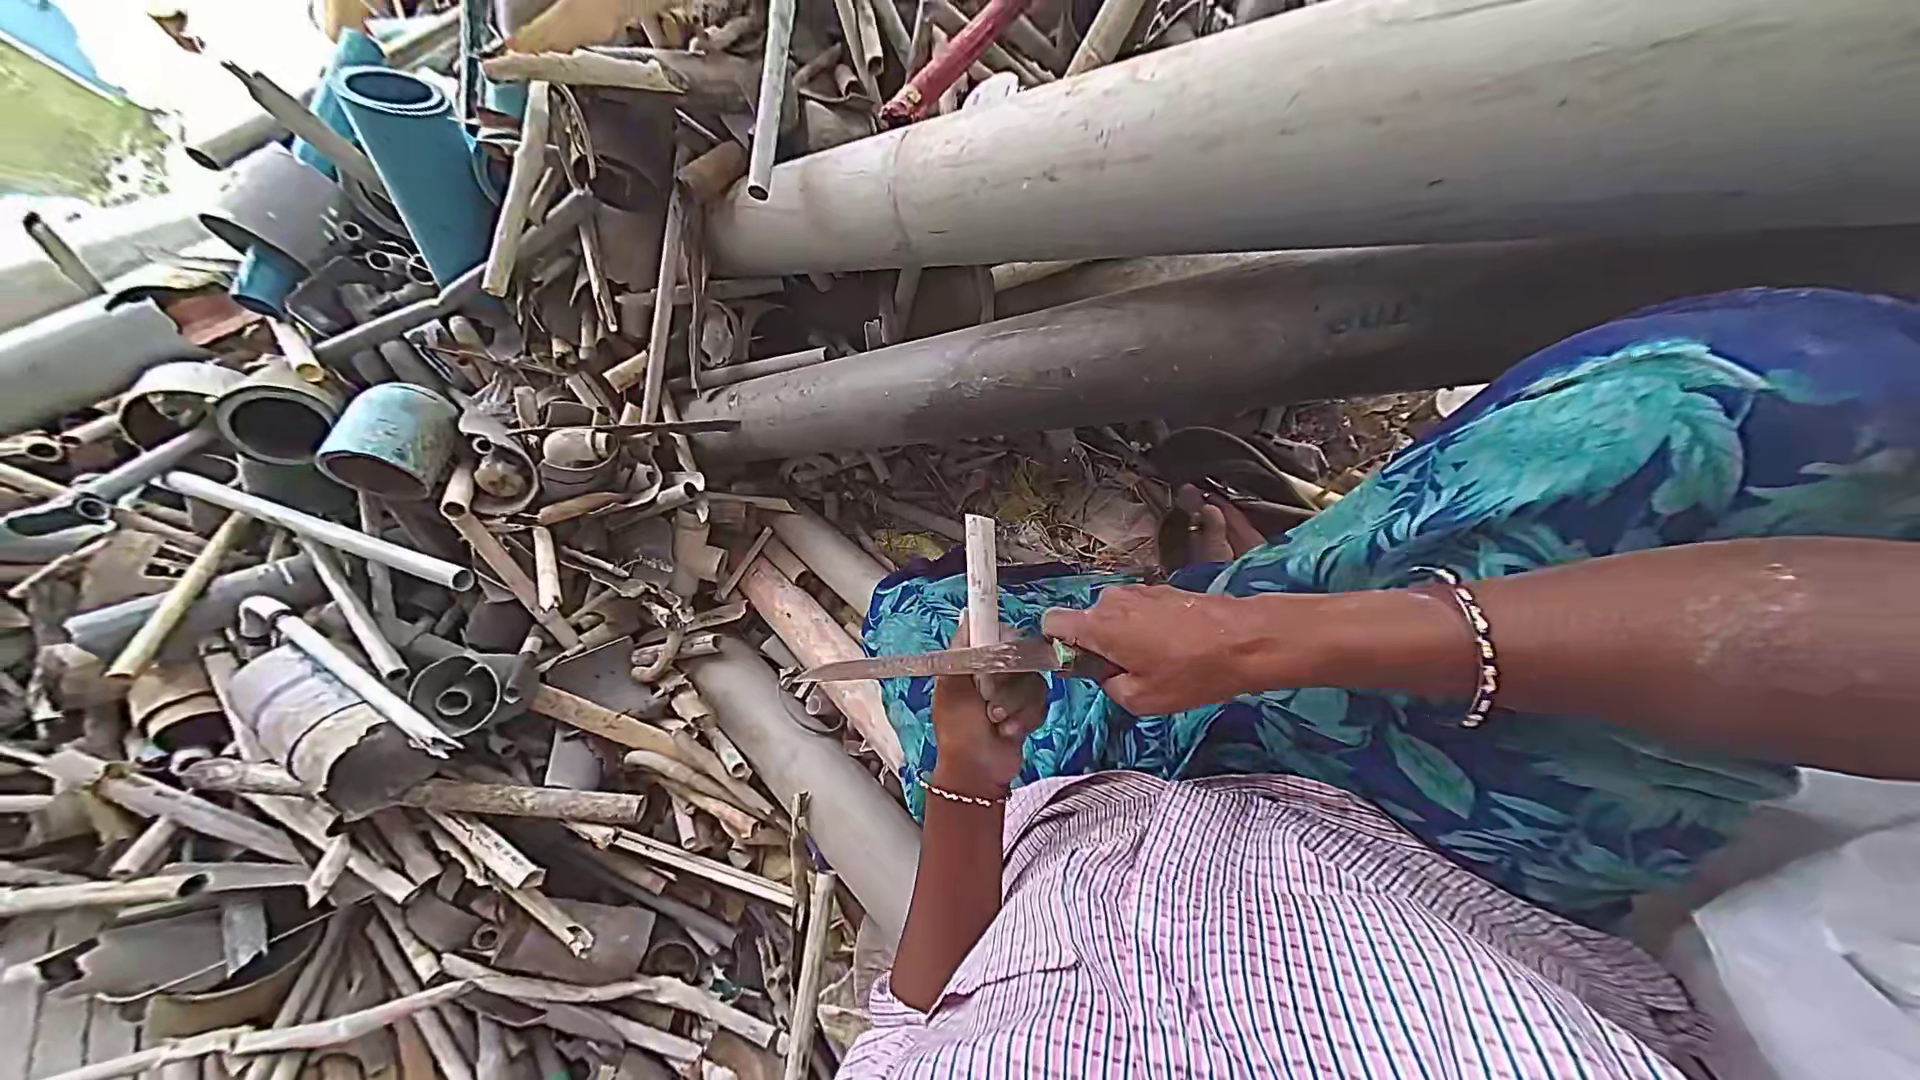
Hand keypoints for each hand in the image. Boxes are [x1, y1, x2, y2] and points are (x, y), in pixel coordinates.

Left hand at [929, 622, 1048, 797]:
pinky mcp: (1030, 707)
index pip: (996, 634)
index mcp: (972, 661)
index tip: (1001, 658)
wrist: (976, 772)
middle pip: (1019, 657)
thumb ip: (961, 652)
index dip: (1002, 643)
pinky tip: (1010, 731)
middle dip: (1007, 686)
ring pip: (1032, 680)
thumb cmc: (957, 730)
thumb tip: (965, 614)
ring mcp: (1013, 689)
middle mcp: (994, 670)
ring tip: (997, 722)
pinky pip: (1041, 701)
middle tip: (989, 703)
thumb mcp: (952, 689)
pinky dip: (1026, 718)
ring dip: (1015, 705)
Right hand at [1042, 585, 1292, 714]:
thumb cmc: (1191, 673)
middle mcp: (1110, 600)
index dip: (1057, 645)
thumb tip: (1105, 674)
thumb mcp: (1142, 699)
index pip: (1051, 622)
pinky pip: (1136, 610)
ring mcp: (1137, 591)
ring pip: (1112, 617)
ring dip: (1123, 637)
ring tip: (1158, 659)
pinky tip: (1174, 645)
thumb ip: (1107, 686)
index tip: (1081, 665)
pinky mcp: (1160, 589)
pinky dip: (1144, 627)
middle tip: (1130, 670)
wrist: (1246, 640)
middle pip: (1085, 622)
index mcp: (1098, 625)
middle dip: (1098, 646)